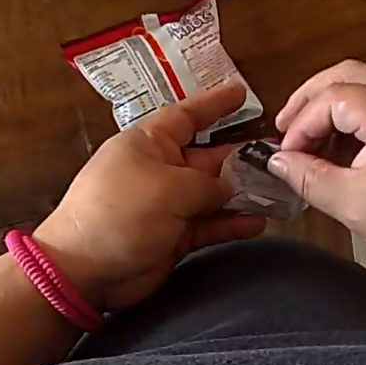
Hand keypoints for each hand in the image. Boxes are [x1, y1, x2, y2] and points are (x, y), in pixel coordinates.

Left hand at [35, 84, 266, 310]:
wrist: (87, 270)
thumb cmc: (121, 213)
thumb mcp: (169, 187)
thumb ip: (209, 185)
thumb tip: (232, 189)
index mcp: (150, 143)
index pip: (188, 116)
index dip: (215, 105)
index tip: (242, 94)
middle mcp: (162, 169)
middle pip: (210, 158)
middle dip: (242, 158)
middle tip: (277, 158)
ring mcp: (169, 205)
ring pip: (215, 194)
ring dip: (244, 195)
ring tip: (278, 194)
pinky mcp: (176, 236)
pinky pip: (211, 224)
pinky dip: (232, 224)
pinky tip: (258, 223)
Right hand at [269, 61, 365, 269]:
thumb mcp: (354, 205)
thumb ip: (310, 179)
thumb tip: (278, 161)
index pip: (333, 98)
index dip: (302, 122)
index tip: (286, 153)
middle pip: (347, 76)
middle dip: (310, 100)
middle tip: (286, 129)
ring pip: (361, 88)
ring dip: (329, 108)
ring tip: (306, 141)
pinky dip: (349, 121)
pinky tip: (334, 150)